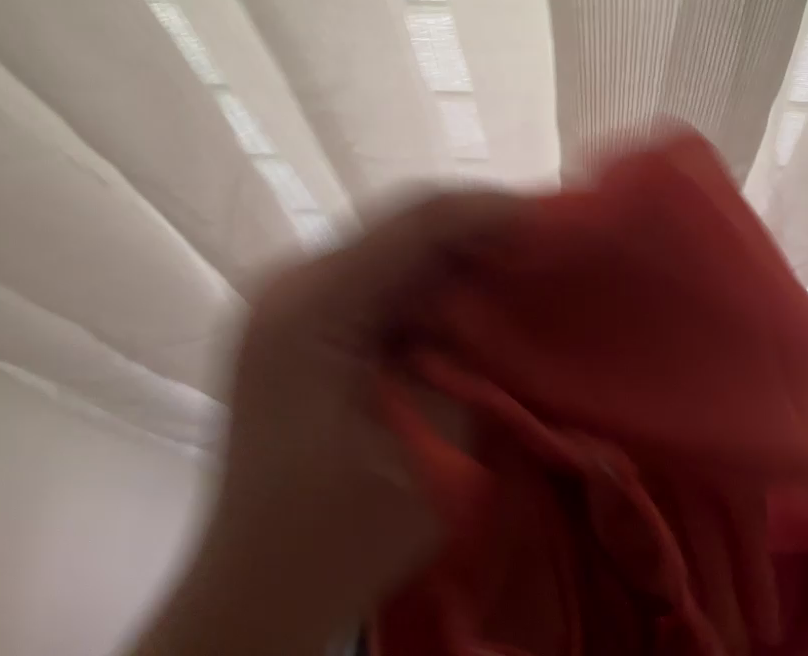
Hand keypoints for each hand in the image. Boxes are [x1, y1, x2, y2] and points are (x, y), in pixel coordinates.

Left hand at [134, 191, 526, 655]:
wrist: (251, 596)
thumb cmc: (335, 539)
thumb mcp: (431, 453)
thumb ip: (474, 365)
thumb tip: (512, 303)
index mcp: (312, 308)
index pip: (417, 223)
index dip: (493, 211)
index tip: (556, 222)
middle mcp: (292, 286)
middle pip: (404, 226)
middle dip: (482, 231)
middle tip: (549, 246)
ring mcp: (290, 304)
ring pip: (395, 248)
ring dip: (460, 256)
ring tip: (523, 267)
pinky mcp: (300, 326)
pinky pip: (379, 280)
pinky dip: (433, 285)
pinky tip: (473, 304)